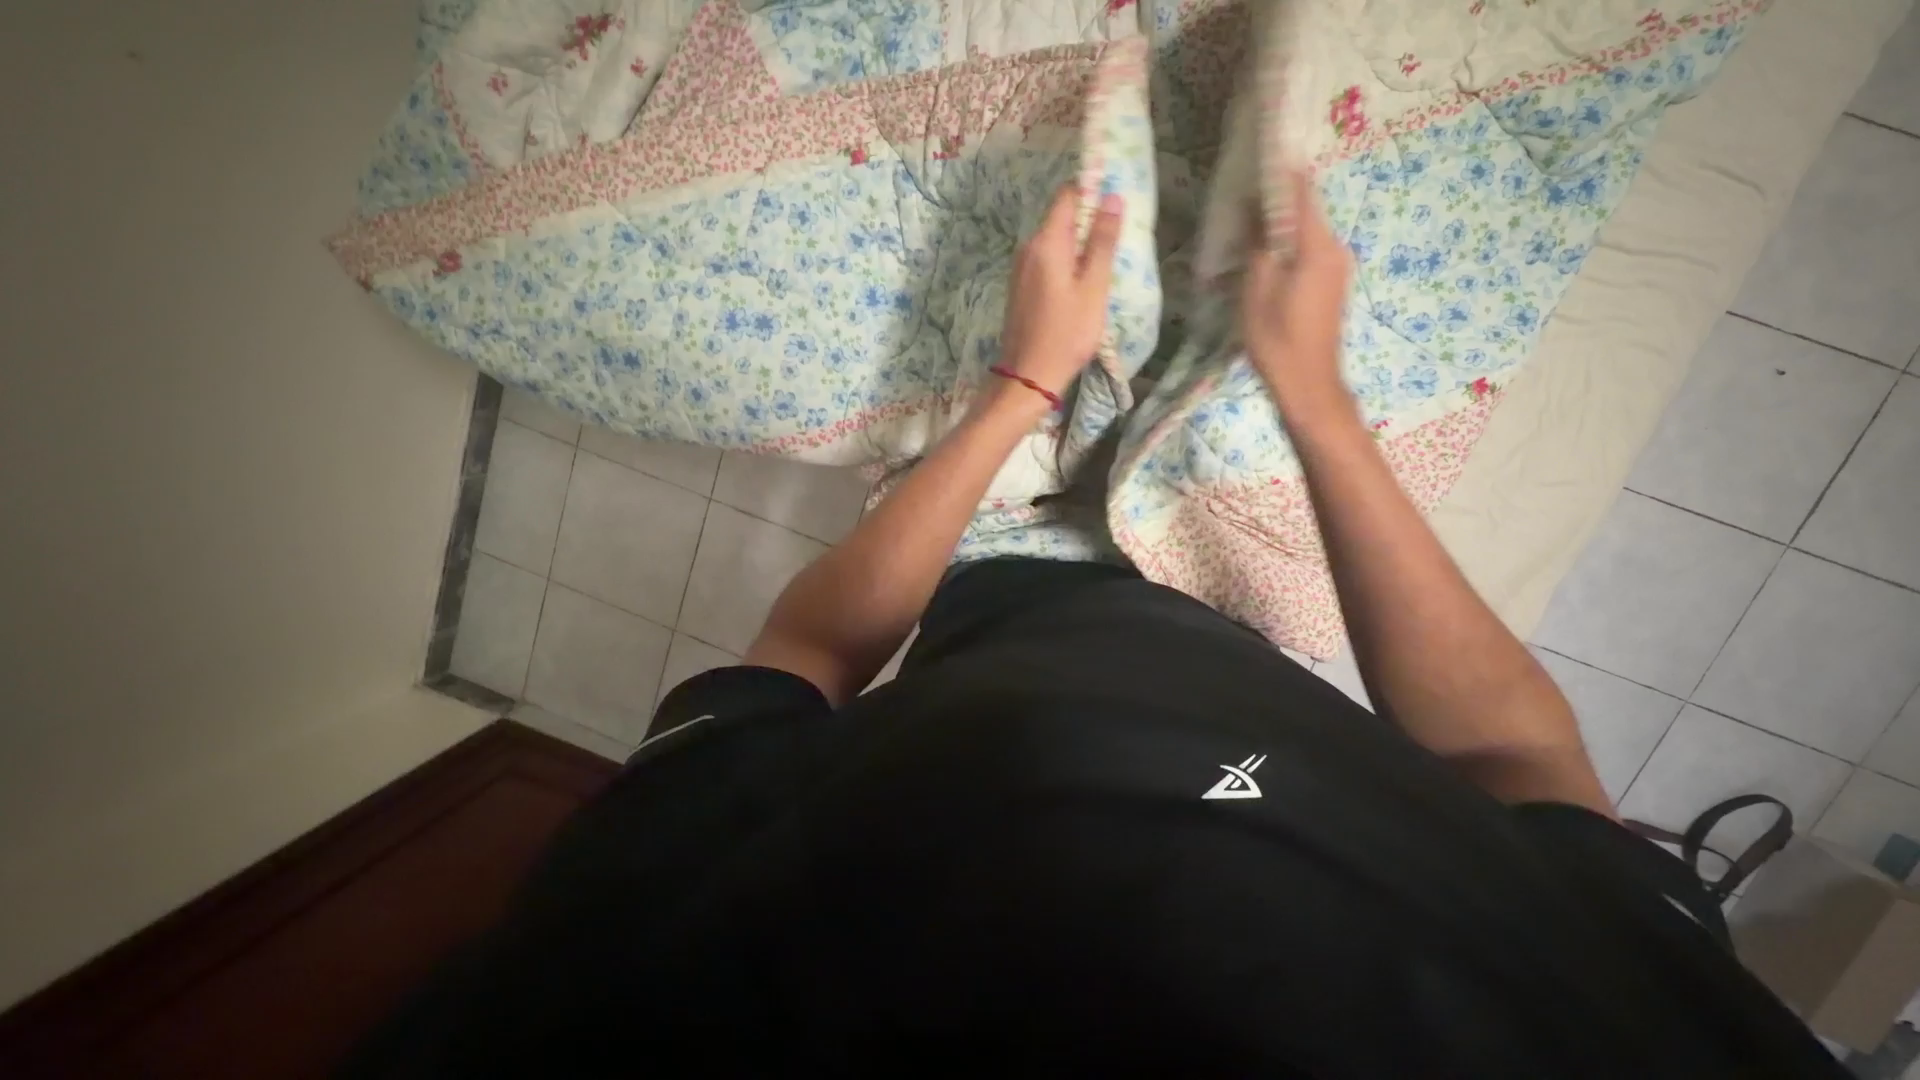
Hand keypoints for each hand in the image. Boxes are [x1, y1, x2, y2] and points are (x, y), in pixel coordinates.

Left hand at [995, 184, 1124, 398]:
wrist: (1027, 378)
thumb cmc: (1065, 335)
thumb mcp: (1093, 288)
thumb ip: (1102, 242)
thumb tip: (1112, 198)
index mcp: (1045, 243)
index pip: (1068, 196)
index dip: (1093, 191)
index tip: (1117, 200)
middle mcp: (1028, 249)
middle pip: (1061, 218)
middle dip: (1089, 220)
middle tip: (1119, 235)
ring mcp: (1021, 270)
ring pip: (1055, 242)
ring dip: (1080, 245)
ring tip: (1106, 261)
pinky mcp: (1021, 288)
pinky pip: (1047, 262)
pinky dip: (1067, 264)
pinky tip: (1084, 283)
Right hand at [1241, 170, 1355, 418]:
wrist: (1309, 384)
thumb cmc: (1277, 340)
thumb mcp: (1256, 291)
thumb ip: (1258, 245)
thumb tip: (1258, 210)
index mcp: (1317, 245)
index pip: (1302, 191)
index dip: (1281, 170)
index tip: (1260, 153)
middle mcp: (1335, 248)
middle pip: (1305, 209)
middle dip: (1277, 198)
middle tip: (1244, 191)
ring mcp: (1337, 266)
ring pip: (1306, 231)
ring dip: (1280, 224)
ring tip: (1248, 222)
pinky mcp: (1331, 283)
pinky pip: (1309, 250)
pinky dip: (1288, 244)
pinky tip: (1265, 253)